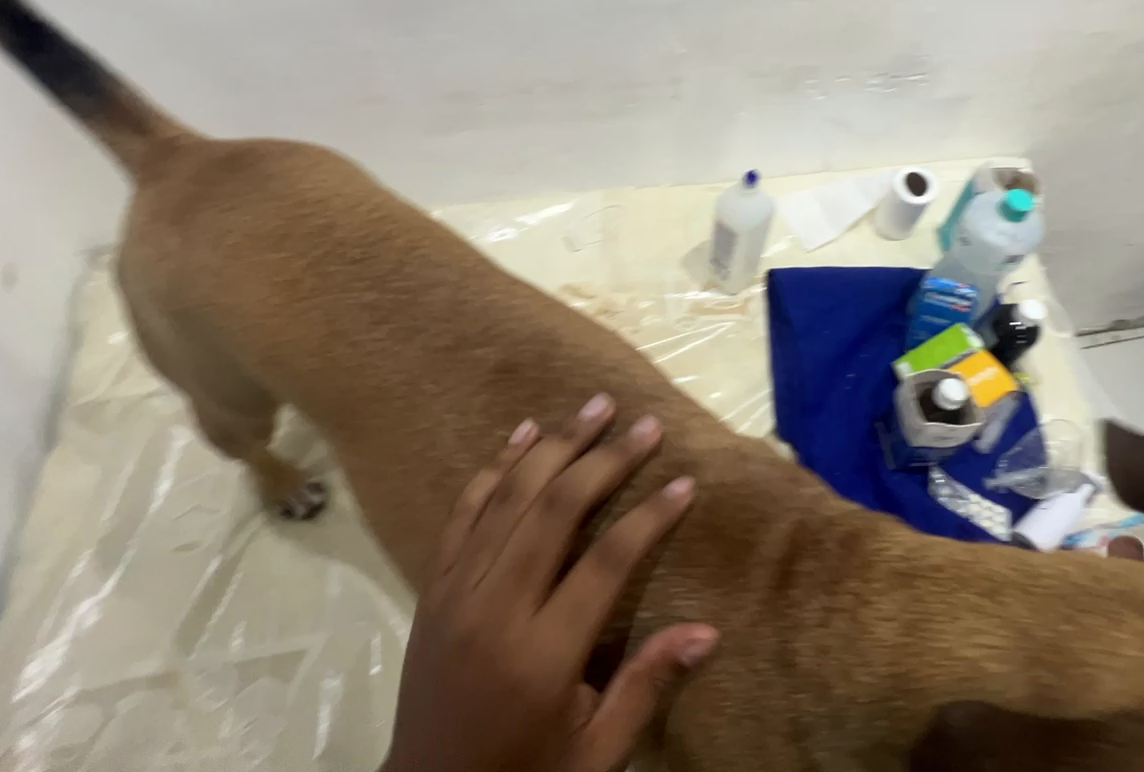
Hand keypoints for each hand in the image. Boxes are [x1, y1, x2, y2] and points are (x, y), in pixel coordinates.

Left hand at [385, 395, 717, 771]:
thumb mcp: (595, 754)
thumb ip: (646, 686)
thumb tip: (708, 631)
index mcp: (543, 654)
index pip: (608, 562)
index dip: (649, 517)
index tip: (684, 482)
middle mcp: (496, 608)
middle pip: (556, 510)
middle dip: (606, 459)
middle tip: (645, 424)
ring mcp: (458, 590)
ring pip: (510, 497)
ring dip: (556, 445)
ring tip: (595, 407)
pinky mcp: (435, 586)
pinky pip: (465, 511)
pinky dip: (496, 467)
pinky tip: (524, 432)